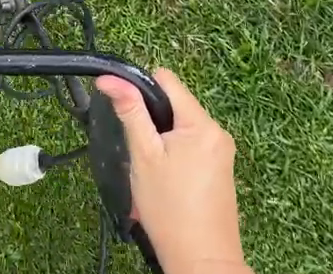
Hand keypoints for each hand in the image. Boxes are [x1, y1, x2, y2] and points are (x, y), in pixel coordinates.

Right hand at [94, 69, 249, 273]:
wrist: (202, 263)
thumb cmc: (170, 209)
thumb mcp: (143, 154)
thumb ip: (130, 111)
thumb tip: (111, 78)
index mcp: (202, 125)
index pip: (166, 79)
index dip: (140, 88)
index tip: (126, 111)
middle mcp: (218, 133)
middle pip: (173, 103)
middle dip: (150, 120)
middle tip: (138, 149)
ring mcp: (221, 153)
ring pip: (179, 126)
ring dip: (160, 139)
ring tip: (149, 168)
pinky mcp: (220, 170)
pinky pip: (190, 146)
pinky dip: (172, 154)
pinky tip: (162, 180)